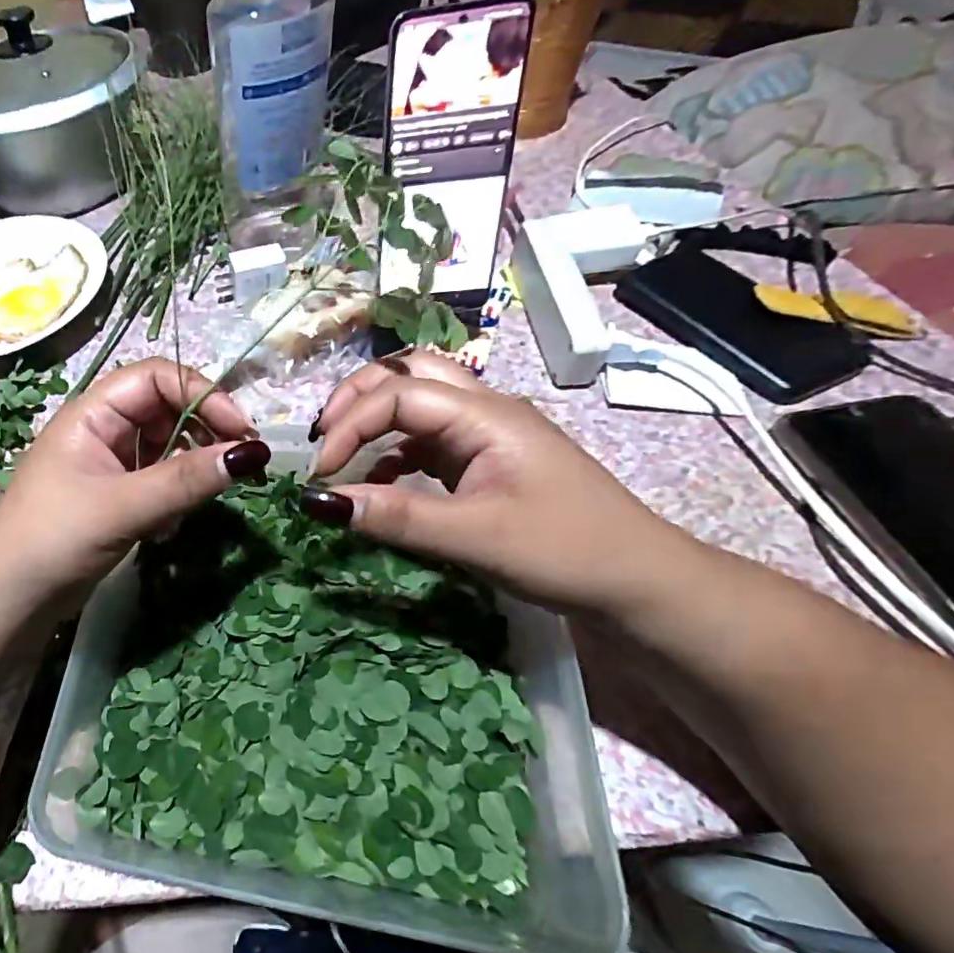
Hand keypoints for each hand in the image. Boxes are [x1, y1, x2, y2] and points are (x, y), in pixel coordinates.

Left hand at [0, 359, 269, 603]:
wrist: (8, 601)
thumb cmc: (54, 538)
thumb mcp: (124, 505)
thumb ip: (188, 480)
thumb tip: (253, 454)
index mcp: (93, 413)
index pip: (158, 378)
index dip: (203, 394)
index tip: (241, 430)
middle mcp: (104, 431)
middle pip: (169, 410)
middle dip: (206, 432)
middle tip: (241, 463)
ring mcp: (111, 465)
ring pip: (169, 448)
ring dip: (193, 470)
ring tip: (202, 500)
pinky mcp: (118, 498)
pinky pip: (162, 482)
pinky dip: (178, 497)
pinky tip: (171, 527)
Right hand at [303, 351, 701, 613]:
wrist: (634, 579)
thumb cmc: (564, 550)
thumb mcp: (475, 537)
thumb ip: (397, 517)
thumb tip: (319, 502)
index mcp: (485, 414)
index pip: (398, 392)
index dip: (349, 425)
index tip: (320, 474)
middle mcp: (484, 411)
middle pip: (408, 373)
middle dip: (357, 399)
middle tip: (322, 441)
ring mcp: (487, 435)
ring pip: (419, 404)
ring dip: (376, 423)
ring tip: (342, 459)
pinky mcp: (486, 462)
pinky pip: (430, 442)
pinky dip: (396, 453)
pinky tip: (382, 483)